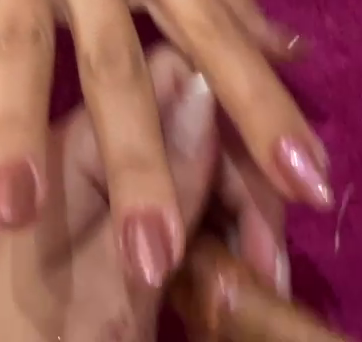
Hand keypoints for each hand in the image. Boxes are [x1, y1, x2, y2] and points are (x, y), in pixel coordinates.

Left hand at [0, 47, 310, 341]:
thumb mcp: (109, 277)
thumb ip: (164, 181)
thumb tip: (210, 77)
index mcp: (81, 140)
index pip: (172, 82)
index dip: (231, 121)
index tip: (281, 191)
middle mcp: (101, 149)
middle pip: (197, 128)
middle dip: (247, 185)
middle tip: (270, 271)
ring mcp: (118, 189)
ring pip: (206, 172)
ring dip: (247, 221)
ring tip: (267, 284)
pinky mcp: (133, 228)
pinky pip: (197, 210)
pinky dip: (229, 242)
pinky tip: (253, 279)